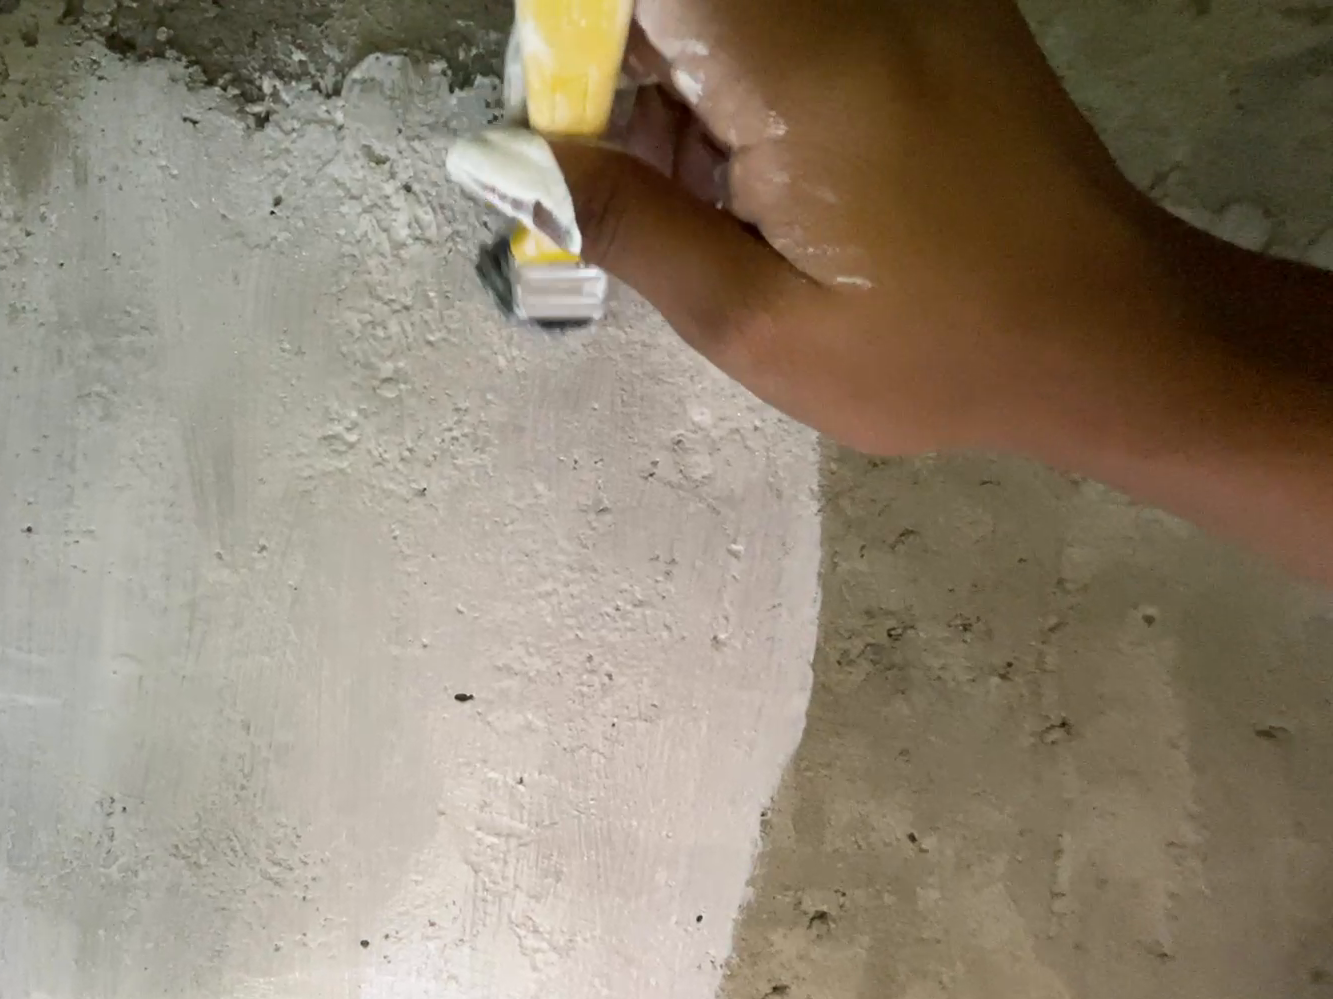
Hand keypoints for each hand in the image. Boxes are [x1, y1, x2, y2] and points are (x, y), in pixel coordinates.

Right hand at [453, 0, 1184, 456]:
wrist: (1100, 337)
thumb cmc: (917, 355)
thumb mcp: (745, 320)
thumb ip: (625, 226)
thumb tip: (506, 162)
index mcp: (809, 71)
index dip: (574, 39)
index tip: (553, 138)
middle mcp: (858, 1)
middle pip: (678, 2)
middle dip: (610, 81)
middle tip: (608, 196)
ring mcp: (898, 0)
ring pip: (719, 16)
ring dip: (668, 98)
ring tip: (691, 213)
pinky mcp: (916, 20)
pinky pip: (774, 30)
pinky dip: (724, 98)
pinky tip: (740, 188)